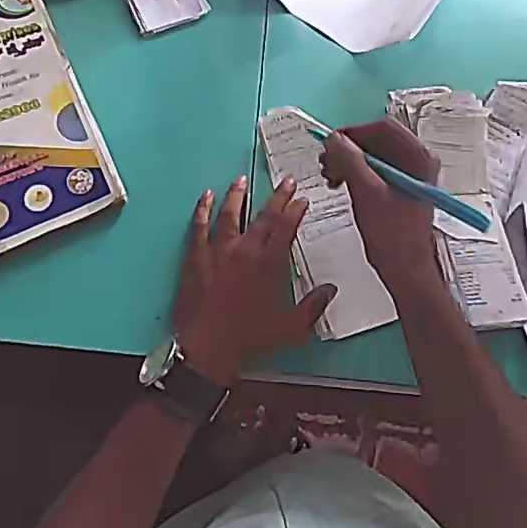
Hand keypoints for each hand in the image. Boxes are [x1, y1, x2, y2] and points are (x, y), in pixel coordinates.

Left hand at [172, 175, 335, 385]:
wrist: (208, 348)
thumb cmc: (251, 338)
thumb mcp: (291, 328)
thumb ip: (313, 306)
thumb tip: (331, 288)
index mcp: (269, 264)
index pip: (286, 227)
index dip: (295, 210)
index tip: (302, 199)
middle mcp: (245, 250)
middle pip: (263, 216)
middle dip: (277, 196)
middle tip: (286, 181)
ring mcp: (218, 251)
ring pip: (229, 213)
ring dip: (237, 194)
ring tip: (241, 179)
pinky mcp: (196, 257)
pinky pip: (199, 227)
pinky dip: (202, 210)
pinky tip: (205, 196)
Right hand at [319, 120, 443, 290]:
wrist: (405, 269)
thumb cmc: (393, 235)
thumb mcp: (366, 193)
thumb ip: (349, 161)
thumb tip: (333, 139)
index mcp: (418, 158)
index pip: (383, 128)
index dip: (353, 132)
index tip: (332, 143)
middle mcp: (416, 162)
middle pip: (376, 140)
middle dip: (348, 148)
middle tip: (326, 161)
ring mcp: (407, 176)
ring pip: (372, 155)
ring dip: (348, 161)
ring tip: (330, 175)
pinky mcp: (397, 189)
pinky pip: (372, 170)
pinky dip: (354, 173)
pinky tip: (339, 183)